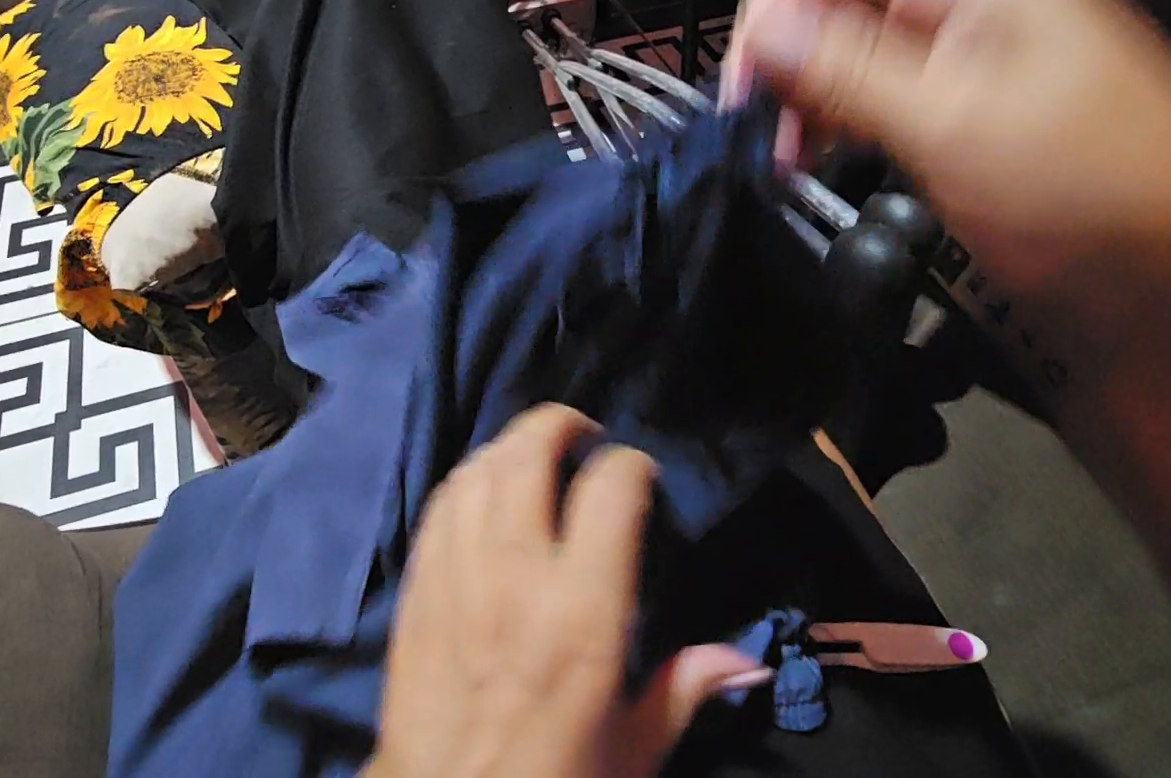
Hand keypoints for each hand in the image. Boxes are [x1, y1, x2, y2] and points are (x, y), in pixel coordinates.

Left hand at [368, 405, 757, 777]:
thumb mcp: (633, 748)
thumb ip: (685, 687)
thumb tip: (751, 660)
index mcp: (581, 610)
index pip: (610, 490)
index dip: (630, 465)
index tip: (638, 474)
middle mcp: (515, 572)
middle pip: (530, 454)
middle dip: (560, 424)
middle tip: (582, 434)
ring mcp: (458, 571)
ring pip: (479, 469)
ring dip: (510, 446)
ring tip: (533, 454)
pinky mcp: (419, 581)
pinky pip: (441, 504)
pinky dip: (468, 479)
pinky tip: (484, 487)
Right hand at [717, 0, 1170, 476]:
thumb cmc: (1090, 189)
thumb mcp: (955, 120)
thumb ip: (847, 68)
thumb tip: (758, 31)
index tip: (746, 74)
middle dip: (778, 49)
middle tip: (753, 121)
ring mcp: (944, 55)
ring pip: (831, 44)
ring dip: (791, 91)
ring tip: (776, 152)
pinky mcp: (936, 108)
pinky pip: (852, 90)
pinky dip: (816, 119)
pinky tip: (801, 158)